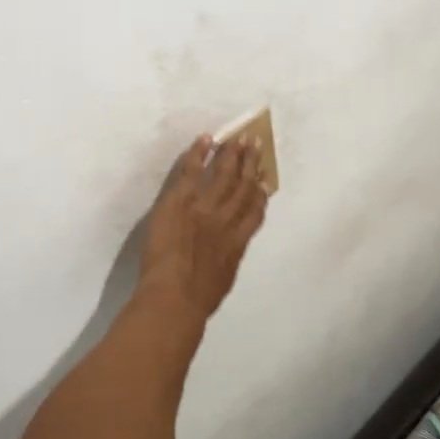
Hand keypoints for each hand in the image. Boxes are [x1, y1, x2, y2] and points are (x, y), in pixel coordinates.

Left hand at [138, 136, 268, 317]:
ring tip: (239, 137)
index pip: (254, 212)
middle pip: (243, 187)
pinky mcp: (181, 202)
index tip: (265, 180)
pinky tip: (206, 139)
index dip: (261, 193)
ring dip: (232, 153)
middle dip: (251, 164)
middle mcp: (226, 220)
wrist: (174, 297)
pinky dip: (200, 154)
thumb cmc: (198, 300)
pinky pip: (192, 172)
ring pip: (224, 175)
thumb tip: (228, 254)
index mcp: (238, 243)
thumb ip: (228, 262)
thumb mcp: (224, 281)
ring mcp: (204, 208)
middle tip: (255, 144)